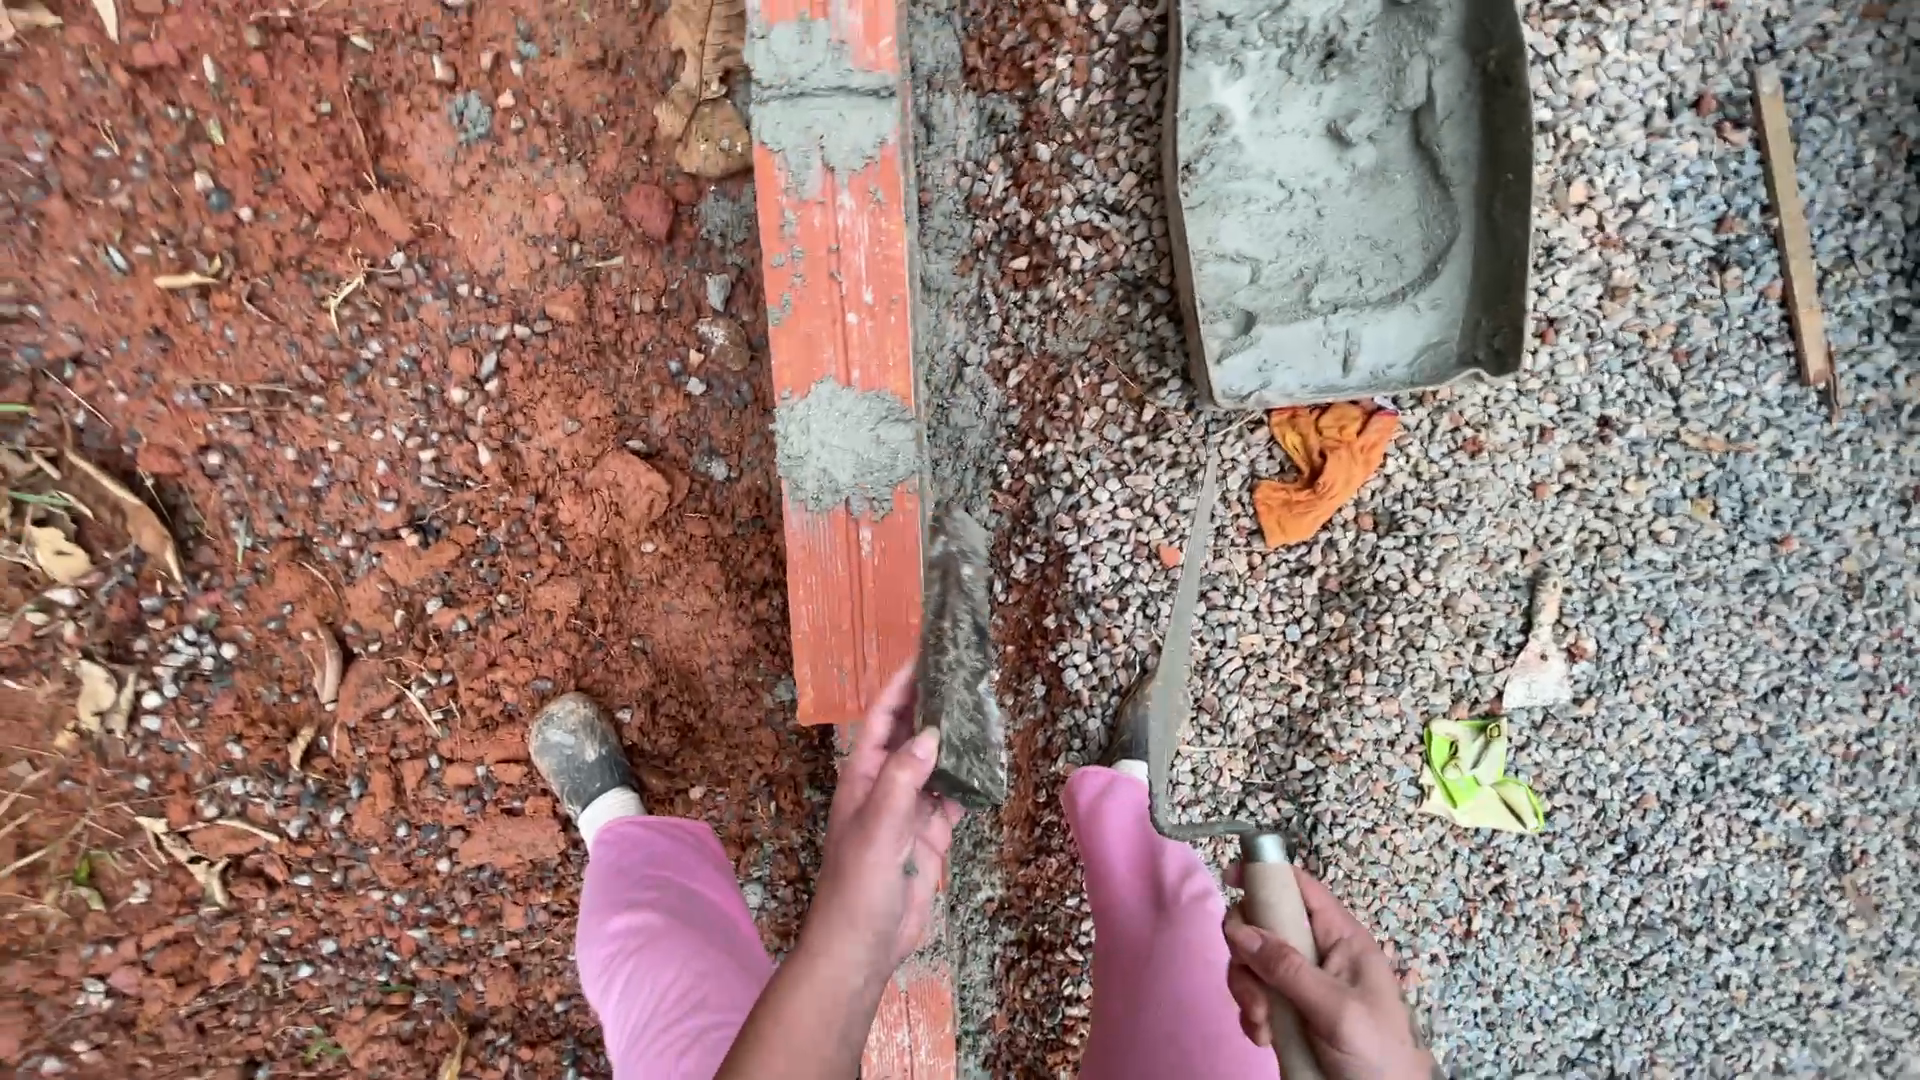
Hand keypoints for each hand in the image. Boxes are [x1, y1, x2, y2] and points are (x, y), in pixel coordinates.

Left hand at [801, 664, 965, 978]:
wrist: (863, 946)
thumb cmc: (857, 883)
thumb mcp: (876, 828)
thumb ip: (902, 780)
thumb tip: (930, 734)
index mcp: (863, 774)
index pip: (881, 718)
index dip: (901, 686)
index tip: (925, 656)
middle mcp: (887, 783)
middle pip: (911, 734)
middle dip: (933, 706)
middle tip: (965, 677)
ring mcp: (910, 808)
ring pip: (936, 763)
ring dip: (955, 741)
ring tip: (984, 713)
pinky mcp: (931, 832)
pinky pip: (952, 797)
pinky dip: (968, 782)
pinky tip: (988, 766)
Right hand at [1223, 868, 1436, 1079]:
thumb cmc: (1377, 1058)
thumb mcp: (1337, 1011)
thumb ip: (1287, 968)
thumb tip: (1237, 928)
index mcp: (1341, 939)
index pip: (1299, 887)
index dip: (1265, 873)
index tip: (1229, 878)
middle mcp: (1317, 953)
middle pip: (1263, 922)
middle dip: (1247, 950)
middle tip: (1252, 983)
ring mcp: (1301, 982)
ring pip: (1252, 959)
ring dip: (1247, 988)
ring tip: (1262, 1022)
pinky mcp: (1288, 1011)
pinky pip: (1253, 994)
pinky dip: (1250, 1013)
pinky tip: (1263, 1037)